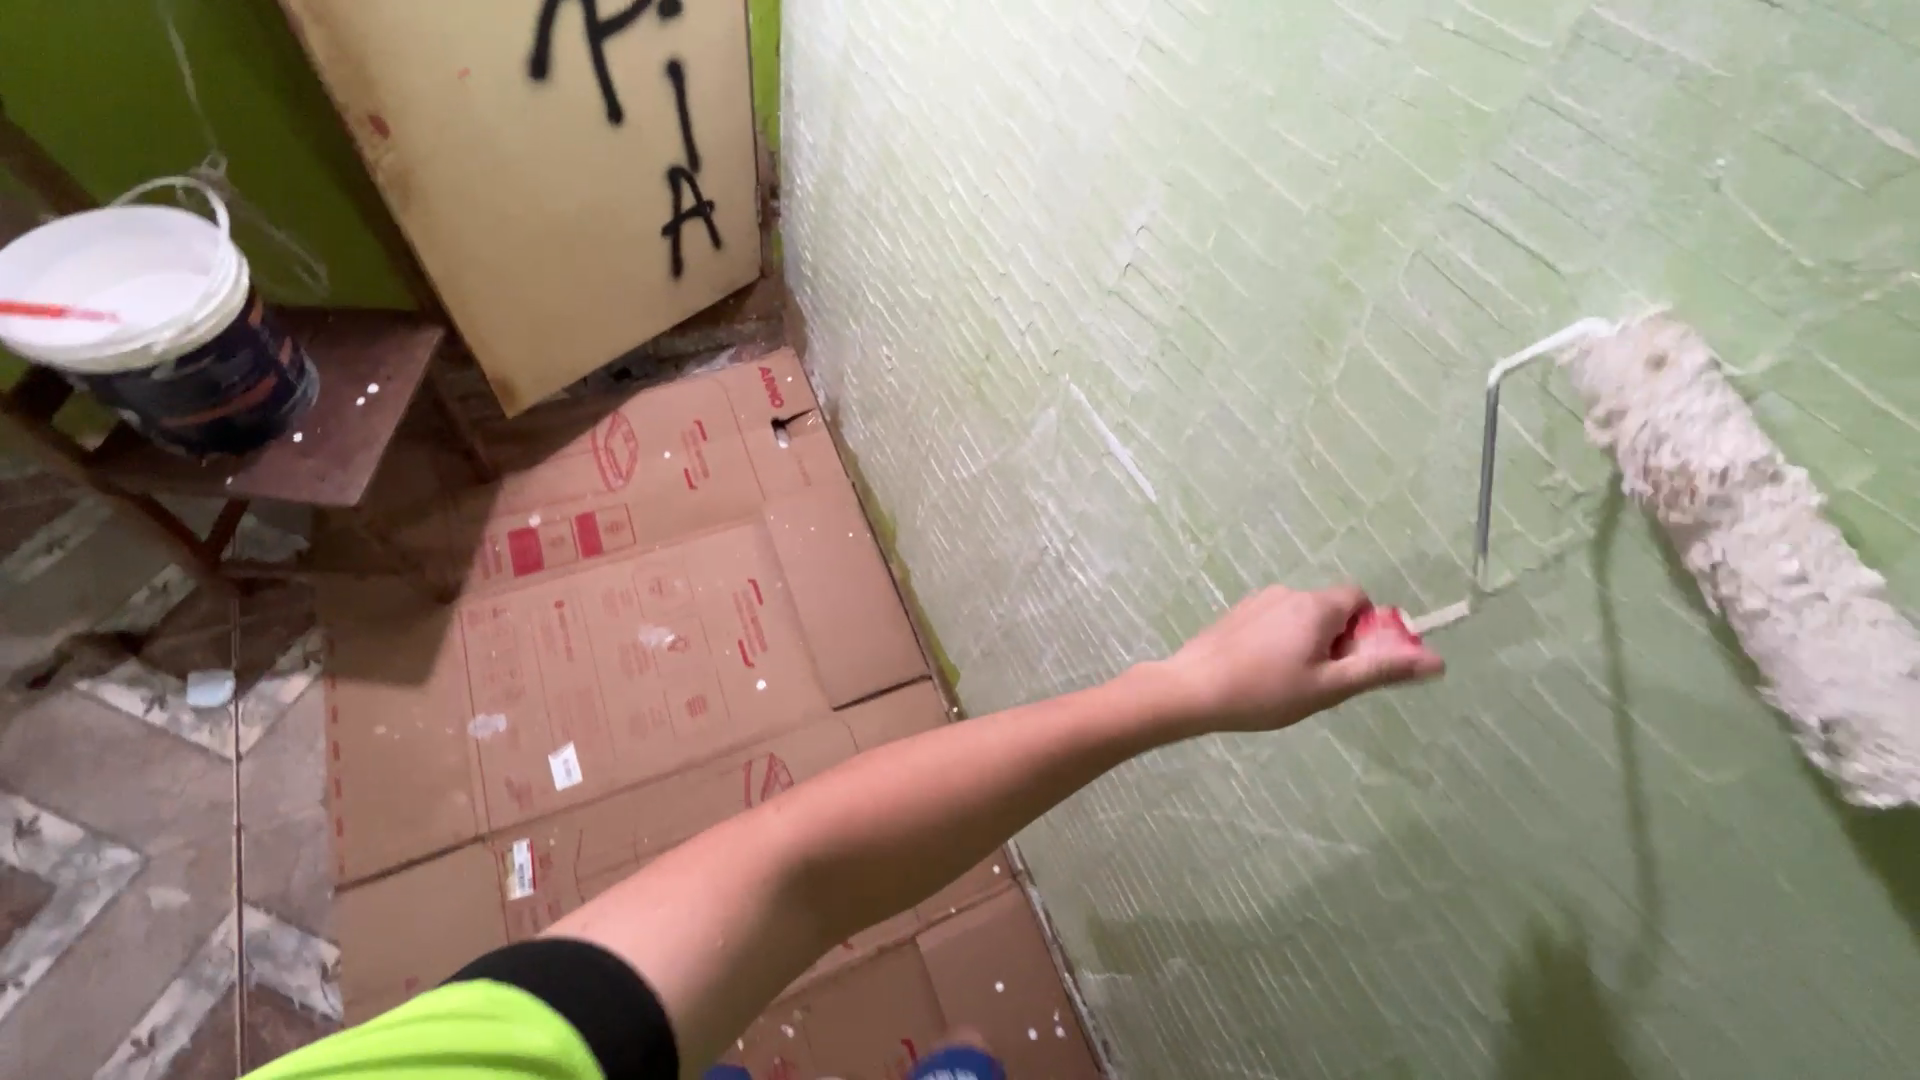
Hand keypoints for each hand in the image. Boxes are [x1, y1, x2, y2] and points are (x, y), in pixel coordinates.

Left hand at [1152, 585, 1444, 733]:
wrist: (1191, 689)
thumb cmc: (1265, 692)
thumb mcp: (1330, 687)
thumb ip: (1381, 670)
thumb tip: (1437, 661)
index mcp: (1314, 605)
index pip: (1359, 598)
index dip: (1366, 629)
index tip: (1352, 662)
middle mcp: (1286, 593)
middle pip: (1330, 609)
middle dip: (1336, 640)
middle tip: (1319, 680)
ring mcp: (1256, 602)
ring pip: (1299, 618)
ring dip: (1307, 644)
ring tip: (1286, 683)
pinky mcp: (1234, 615)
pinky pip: (1273, 623)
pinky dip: (1279, 643)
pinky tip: (1260, 675)